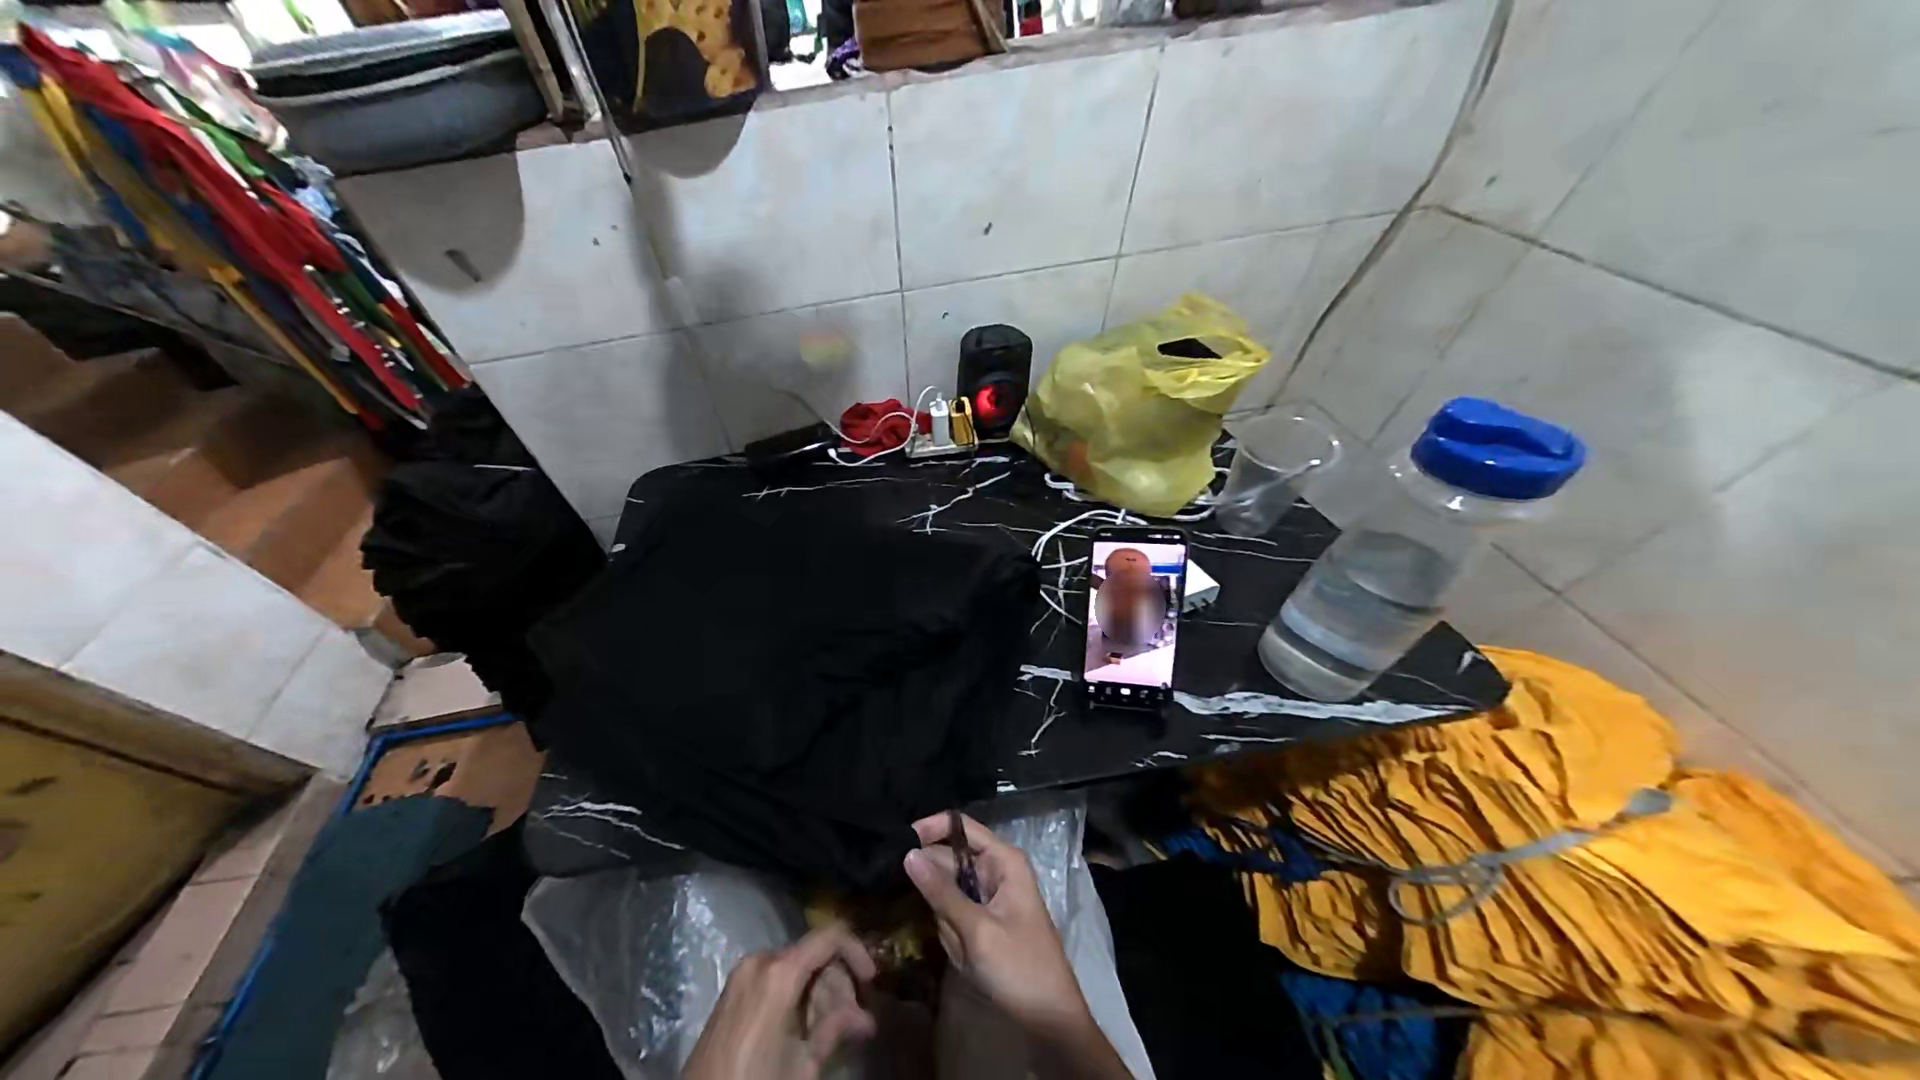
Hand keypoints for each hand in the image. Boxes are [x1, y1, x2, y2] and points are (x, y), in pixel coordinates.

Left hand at [682, 925, 877, 1079]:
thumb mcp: (803, 1065)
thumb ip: (835, 1029)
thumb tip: (866, 1017)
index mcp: (780, 971)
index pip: (831, 936)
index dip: (858, 952)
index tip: (872, 982)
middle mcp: (761, 960)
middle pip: (815, 955)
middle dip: (839, 986)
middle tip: (856, 1023)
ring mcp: (743, 973)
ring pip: (798, 967)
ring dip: (820, 995)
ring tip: (837, 1033)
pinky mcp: (733, 990)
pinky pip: (776, 979)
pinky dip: (798, 997)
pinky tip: (809, 1030)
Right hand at [902, 813, 1089, 1039]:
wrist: (1050, 1019)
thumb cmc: (1020, 967)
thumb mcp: (977, 930)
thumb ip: (941, 892)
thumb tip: (908, 854)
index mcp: (1003, 859)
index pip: (959, 826)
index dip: (929, 829)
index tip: (898, 845)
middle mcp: (996, 869)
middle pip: (949, 860)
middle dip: (938, 891)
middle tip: (940, 920)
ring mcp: (988, 895)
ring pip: (947, 892)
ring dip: (946, 921)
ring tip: (965, 948)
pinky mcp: (982, 918)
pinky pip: (954, 915)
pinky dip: (953, 934)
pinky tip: (967, 956)